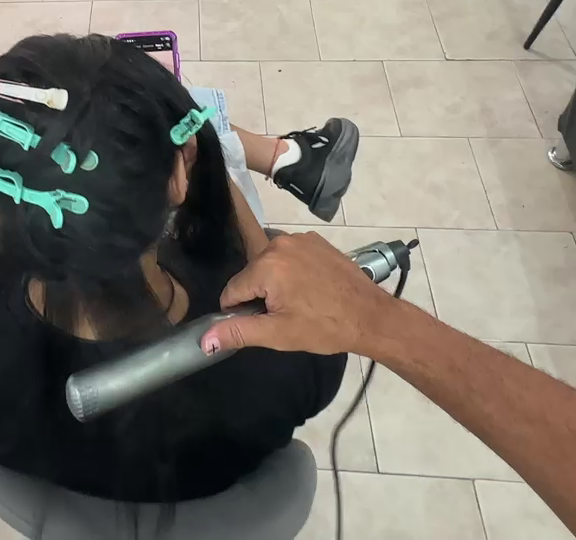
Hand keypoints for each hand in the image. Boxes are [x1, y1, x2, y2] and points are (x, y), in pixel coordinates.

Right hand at [201, 232, 398, 355]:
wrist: (371, 315)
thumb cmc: (324, 328)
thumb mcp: (279, 334)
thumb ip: (238, 332)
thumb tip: (204, 339)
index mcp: (265, 266)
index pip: (233, 290)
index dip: (242, 311)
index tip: (265, 322)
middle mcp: (277, 243)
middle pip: (251, 274)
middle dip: (261, 295)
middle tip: (287, 314)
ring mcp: (297, 237)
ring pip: (270, 264)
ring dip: (276, 281)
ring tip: (301, 301)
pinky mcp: (314, 238)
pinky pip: (290, 254)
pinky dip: (293, 269)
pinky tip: (311, 287)